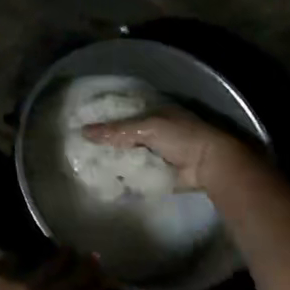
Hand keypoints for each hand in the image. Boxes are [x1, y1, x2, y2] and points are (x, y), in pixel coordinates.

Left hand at [0, 252, 103, 289]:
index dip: (101, 285)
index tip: (107, 276)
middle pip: (75, 276)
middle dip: (87, 265)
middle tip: (92, 256)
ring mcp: (24, 284)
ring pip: (50, 263)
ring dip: (61, 256)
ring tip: (68, 249)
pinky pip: (12, 260)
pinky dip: (19, 257)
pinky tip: (19, 255)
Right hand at [82, 108, 254, 191]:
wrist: (209, 165)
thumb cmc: (181, 137)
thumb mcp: (147, 127)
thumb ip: (116, 131)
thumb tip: (83, 132)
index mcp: (154, 112)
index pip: (123, 112)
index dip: (105, 117)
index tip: (83, 123)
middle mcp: (154, 131)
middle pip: (123, 135)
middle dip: (106, 141)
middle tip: (80, 147)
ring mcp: (155, 153)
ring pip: (127, 154)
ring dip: (113, 159)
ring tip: (86, 164)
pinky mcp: (156, 172)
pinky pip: (134, 172)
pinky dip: (122, 175)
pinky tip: (104, 177)